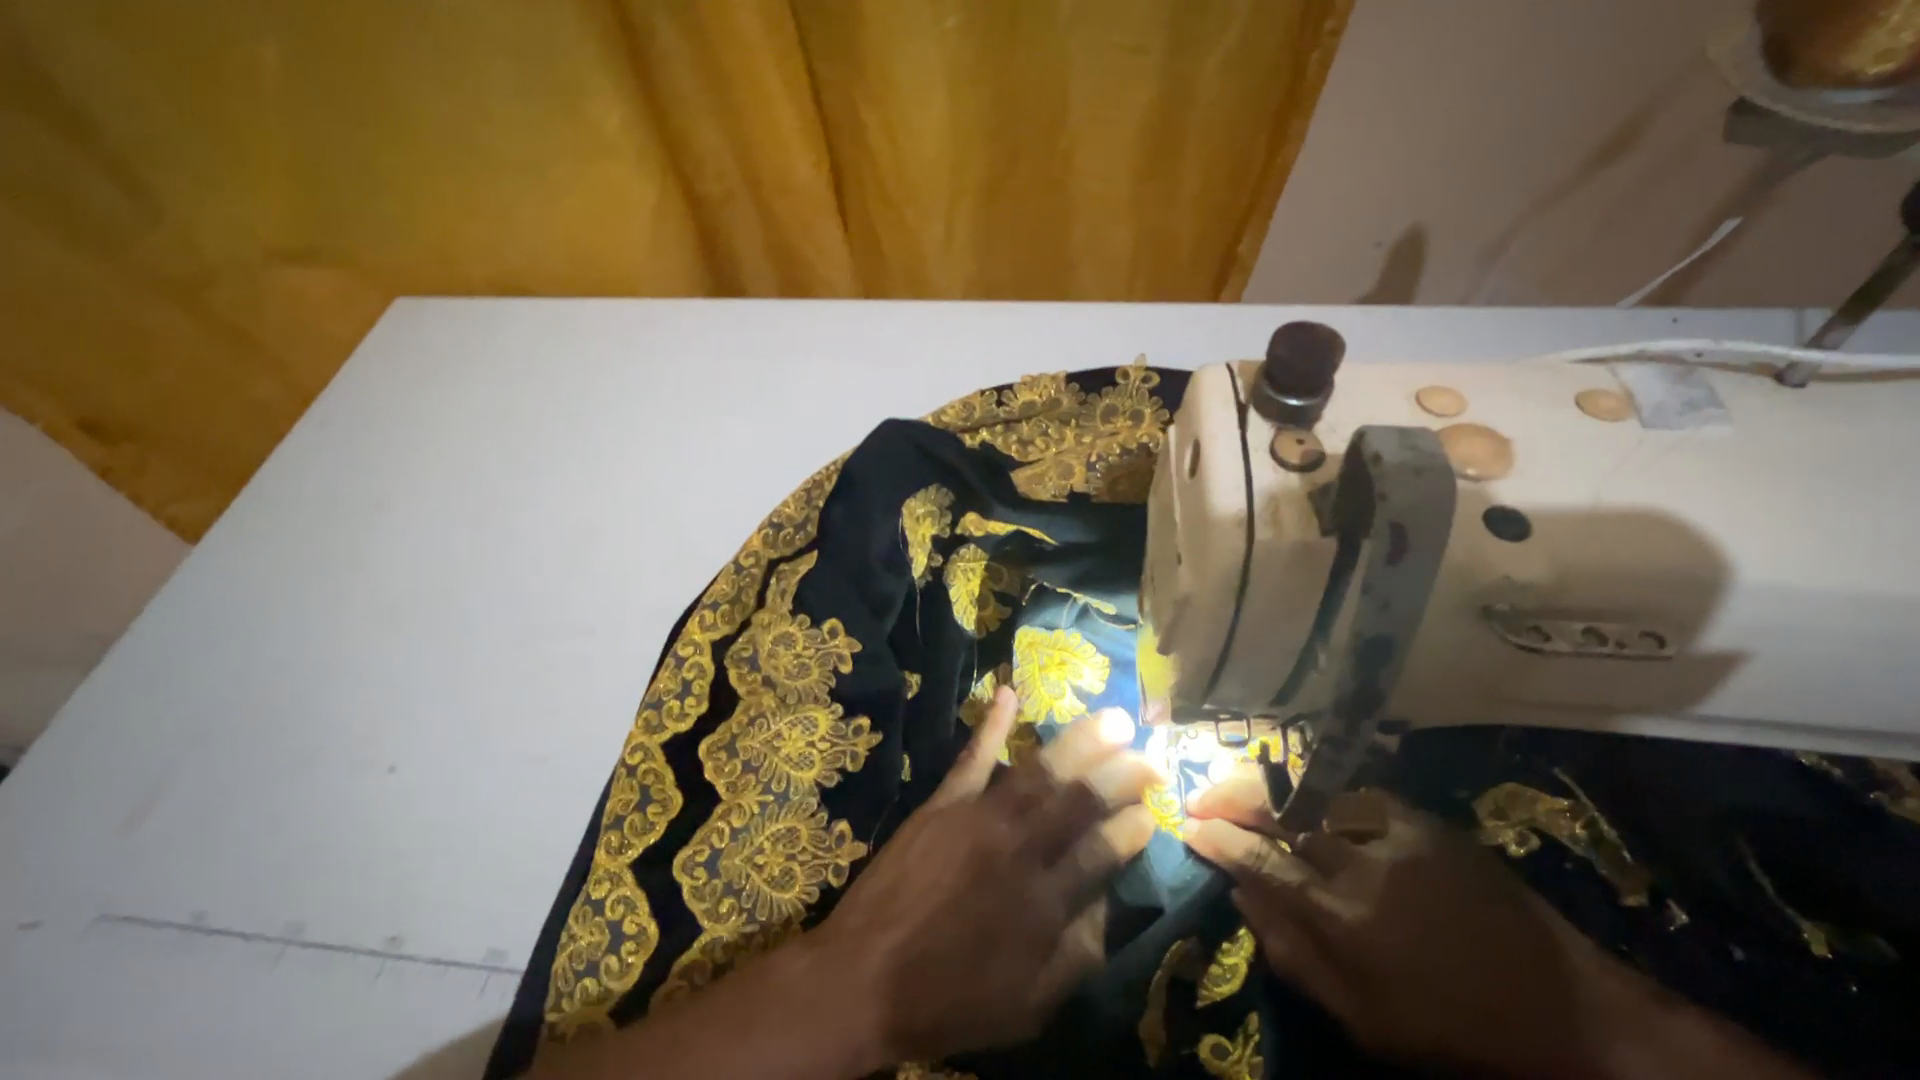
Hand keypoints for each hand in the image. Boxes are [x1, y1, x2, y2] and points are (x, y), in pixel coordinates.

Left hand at [812, 686, 1160, 1065]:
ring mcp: (979, 820)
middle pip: (1079, 802)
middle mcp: (1020, 851)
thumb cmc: (949, 1001)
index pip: (1103, 852)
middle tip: (1150, 754)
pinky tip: (1009, 693)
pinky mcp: (941, 806)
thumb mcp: (1030, 1005)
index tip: (1152, 812)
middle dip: (1120, 775)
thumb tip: (1110, 902)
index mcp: (1047, 903)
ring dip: (1079, 742)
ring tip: (1114, 718)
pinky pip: (972, 757)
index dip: (1132, 828)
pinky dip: (992, 724)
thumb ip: (1078, 953)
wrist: (863, 980)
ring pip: (1038, 772)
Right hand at [1182, 772, 1611, 1077]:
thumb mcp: (1361, 1019)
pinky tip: (1323, 808)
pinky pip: (1368, 799)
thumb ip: (1292, 955)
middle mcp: (1364, 867)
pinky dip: (1334, 801)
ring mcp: (1402, 839)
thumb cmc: (1451, 1031)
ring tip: (1253, 793)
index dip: (1219, 840)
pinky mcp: (1434, 828)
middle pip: (1283, 818)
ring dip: (1279, 796)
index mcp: (1342, 921)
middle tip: (1205, 794)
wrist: (1565, 1013)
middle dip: (1235, 800)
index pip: (1260, 863)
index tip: (1189, 824)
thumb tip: (1242, 898)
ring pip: (1321, 801)